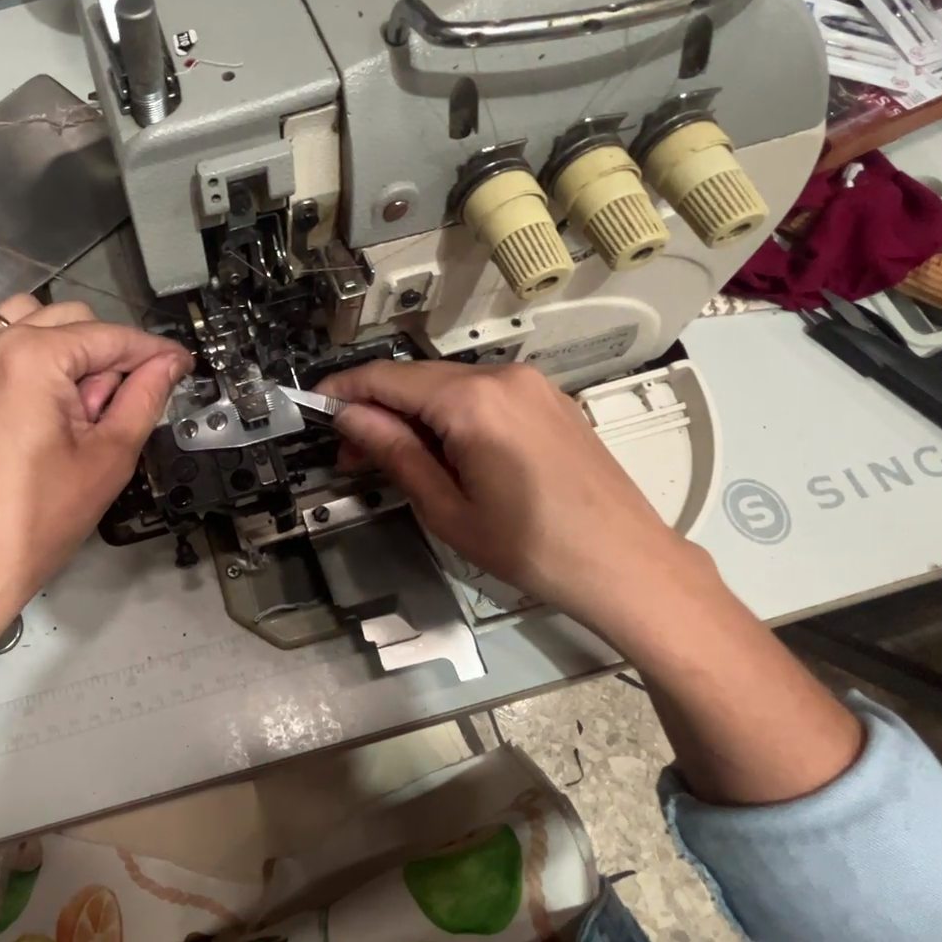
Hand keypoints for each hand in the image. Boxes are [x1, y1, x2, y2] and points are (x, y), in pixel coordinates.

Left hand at [0, 294, 190, 654]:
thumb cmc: (36, 520)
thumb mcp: (109, 456)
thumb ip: (145, 397)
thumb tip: (168, 363)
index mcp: (33, 358)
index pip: (110, 337)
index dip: (152, 351)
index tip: (178, 364)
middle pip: (71, 322)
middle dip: (104, 359)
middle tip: (115, 411)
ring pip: (26, 320)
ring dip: (60, 346)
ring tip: (72, 401)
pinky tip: (19, 378)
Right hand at [316, 360, 707, 628]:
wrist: (627, 565)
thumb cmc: (532, 548)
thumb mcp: (448, 509)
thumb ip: (395, 453)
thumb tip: (350, 418)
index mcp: (473, 401)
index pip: (386, 378)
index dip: (343, 389)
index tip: (313, 407)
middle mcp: (502, 377)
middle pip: (416, 378)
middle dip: (376, 409)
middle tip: (350, 454)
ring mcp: (531, 385)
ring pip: (448, 385)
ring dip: (412, 414)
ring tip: (394, 460)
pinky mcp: (548, 400)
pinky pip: (481, 394)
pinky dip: (449, 415)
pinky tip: (441, 451)